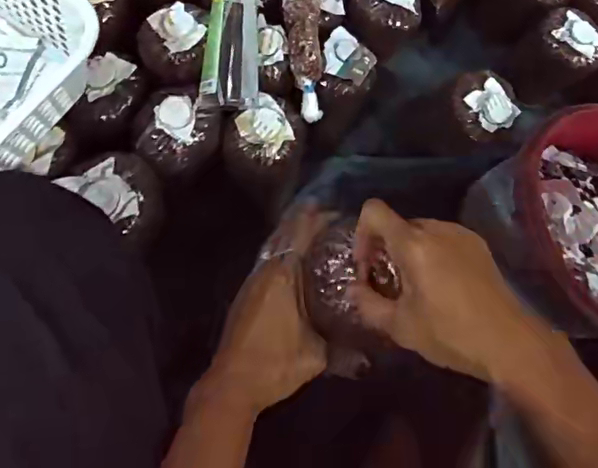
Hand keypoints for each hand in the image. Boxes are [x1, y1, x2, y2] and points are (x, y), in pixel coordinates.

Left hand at [200, 203, 329, 414]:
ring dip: (289, 232)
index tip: (336, 212)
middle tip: (325, 211)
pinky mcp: (246, 294)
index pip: (301, 235)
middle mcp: (266, 270)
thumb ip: (342, 347)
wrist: (230, 386)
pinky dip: (280, 248)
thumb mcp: (315, 356)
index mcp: (284, 276)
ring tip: (309, 225)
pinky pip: (267, 258)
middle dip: (303, 219)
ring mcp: (252, 281)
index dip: (318, 220)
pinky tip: (290, 257)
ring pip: (273, 245)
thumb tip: (367, 351)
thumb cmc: (274, 363)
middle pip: (285, 233)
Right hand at [346, 198, 556, 385]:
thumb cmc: (450, 333)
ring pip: (421, 232)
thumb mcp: (402, 327)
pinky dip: (433, 254)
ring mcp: (459, 231)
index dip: (362, 234)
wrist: (507, 339)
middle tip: (388, 287)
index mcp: (413, 243)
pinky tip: (443, 287)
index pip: (374, 210)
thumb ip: (369, 305)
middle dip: (385, 251)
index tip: (368, 268)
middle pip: (398, 224)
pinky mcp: (477, 242)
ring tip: (417, 290)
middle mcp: (435, 227)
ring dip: (410, 253)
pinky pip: (443, 238)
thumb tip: (353, 289)